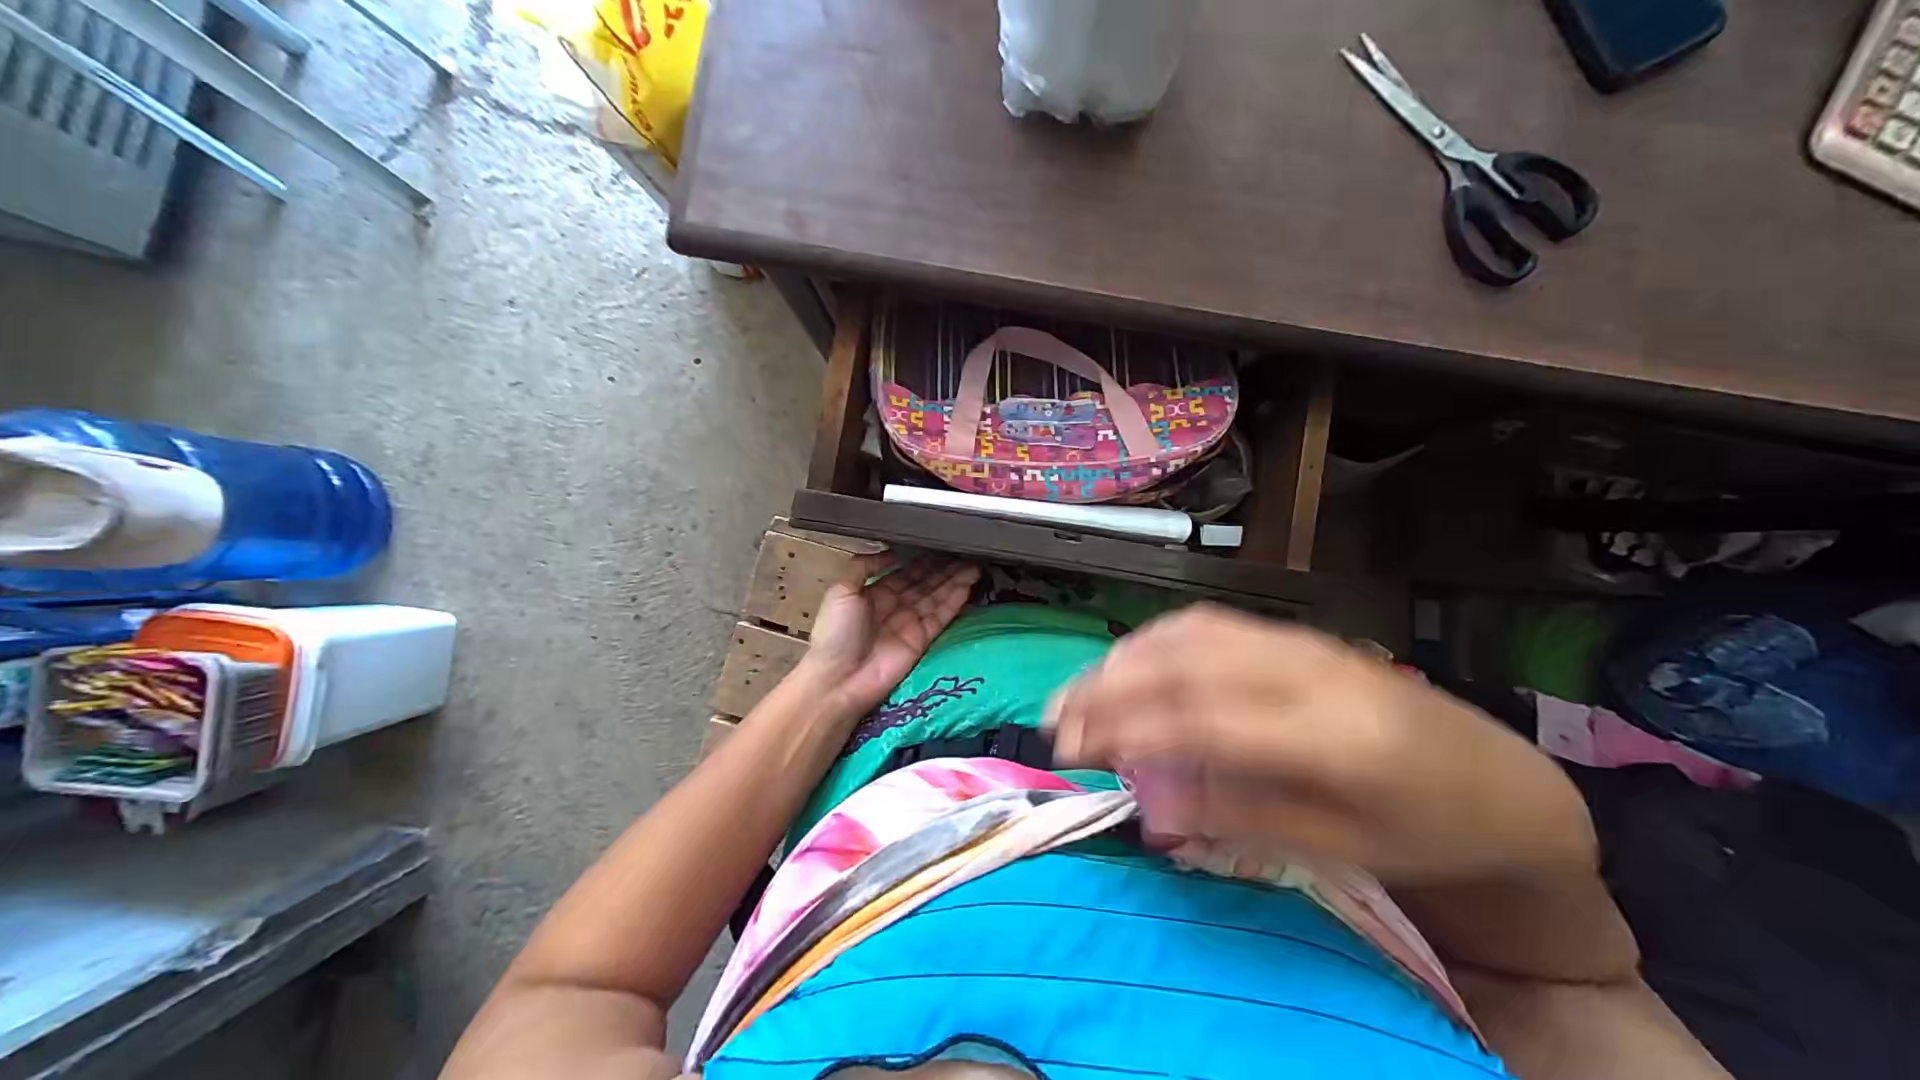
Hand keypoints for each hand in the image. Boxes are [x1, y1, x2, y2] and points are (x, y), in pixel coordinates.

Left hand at [803, 555, 980, 716]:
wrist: (839, 679)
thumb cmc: (834, 634)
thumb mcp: (841, 591)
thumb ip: (863, 566)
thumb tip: (890, 553)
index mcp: (875, 594)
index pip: (906, 573)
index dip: (924, 561)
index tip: (941, 547)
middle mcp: (895, 607)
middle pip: (925, 584)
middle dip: (944, 569)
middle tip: (965, 554)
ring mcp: (910, 624)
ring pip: (937, 597)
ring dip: (955, 581)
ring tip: (974, 565)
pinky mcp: (922, 639)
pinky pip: (942, 615)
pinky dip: (955, 600)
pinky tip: (968, 585)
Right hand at [1047, 605, 1595, 883]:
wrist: (1502, 782)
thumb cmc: (1425, 829)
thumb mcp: (1341, 845)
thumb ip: (1240, 814)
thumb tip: (1150, 803)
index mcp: (1332, 736)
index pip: (1205, 720)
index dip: (1130, 729)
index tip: (1074, 749)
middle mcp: (1307, 672)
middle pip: (1186, 664)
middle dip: (1109, 687)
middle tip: (1055, 719)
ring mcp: (1300, 643)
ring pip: (1192, 634)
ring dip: (1124, 658)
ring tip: (1079, 690)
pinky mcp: (1294, 634)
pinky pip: (1211, 623)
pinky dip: (1157, 638)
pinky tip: (1130, 659)